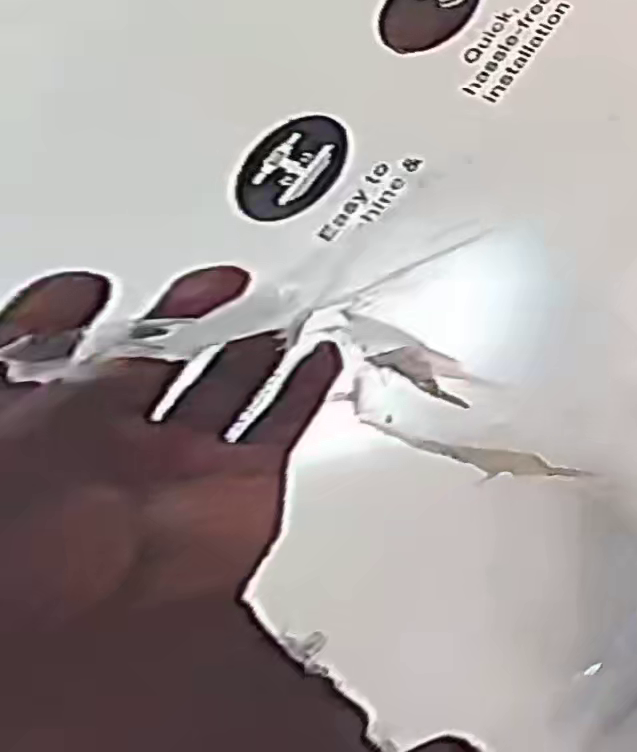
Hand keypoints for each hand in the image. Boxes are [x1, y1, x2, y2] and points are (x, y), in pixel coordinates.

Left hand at [0, 267, 364, 747]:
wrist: (103, 638)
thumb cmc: (19, 563)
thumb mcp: (20, 451)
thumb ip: (71, 390)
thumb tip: (124, 343)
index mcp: (22, 440)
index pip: (38, 363)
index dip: (57, 320)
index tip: (85, 287)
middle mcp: (95, 448)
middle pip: (146, 365)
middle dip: (180, 319)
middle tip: (216, 283)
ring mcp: (174, 463)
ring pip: (224, 385)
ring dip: (252, 346)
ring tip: (278, 308)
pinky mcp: (241, 476)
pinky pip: (284, 419)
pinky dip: (307, 384)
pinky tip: (320, 354)